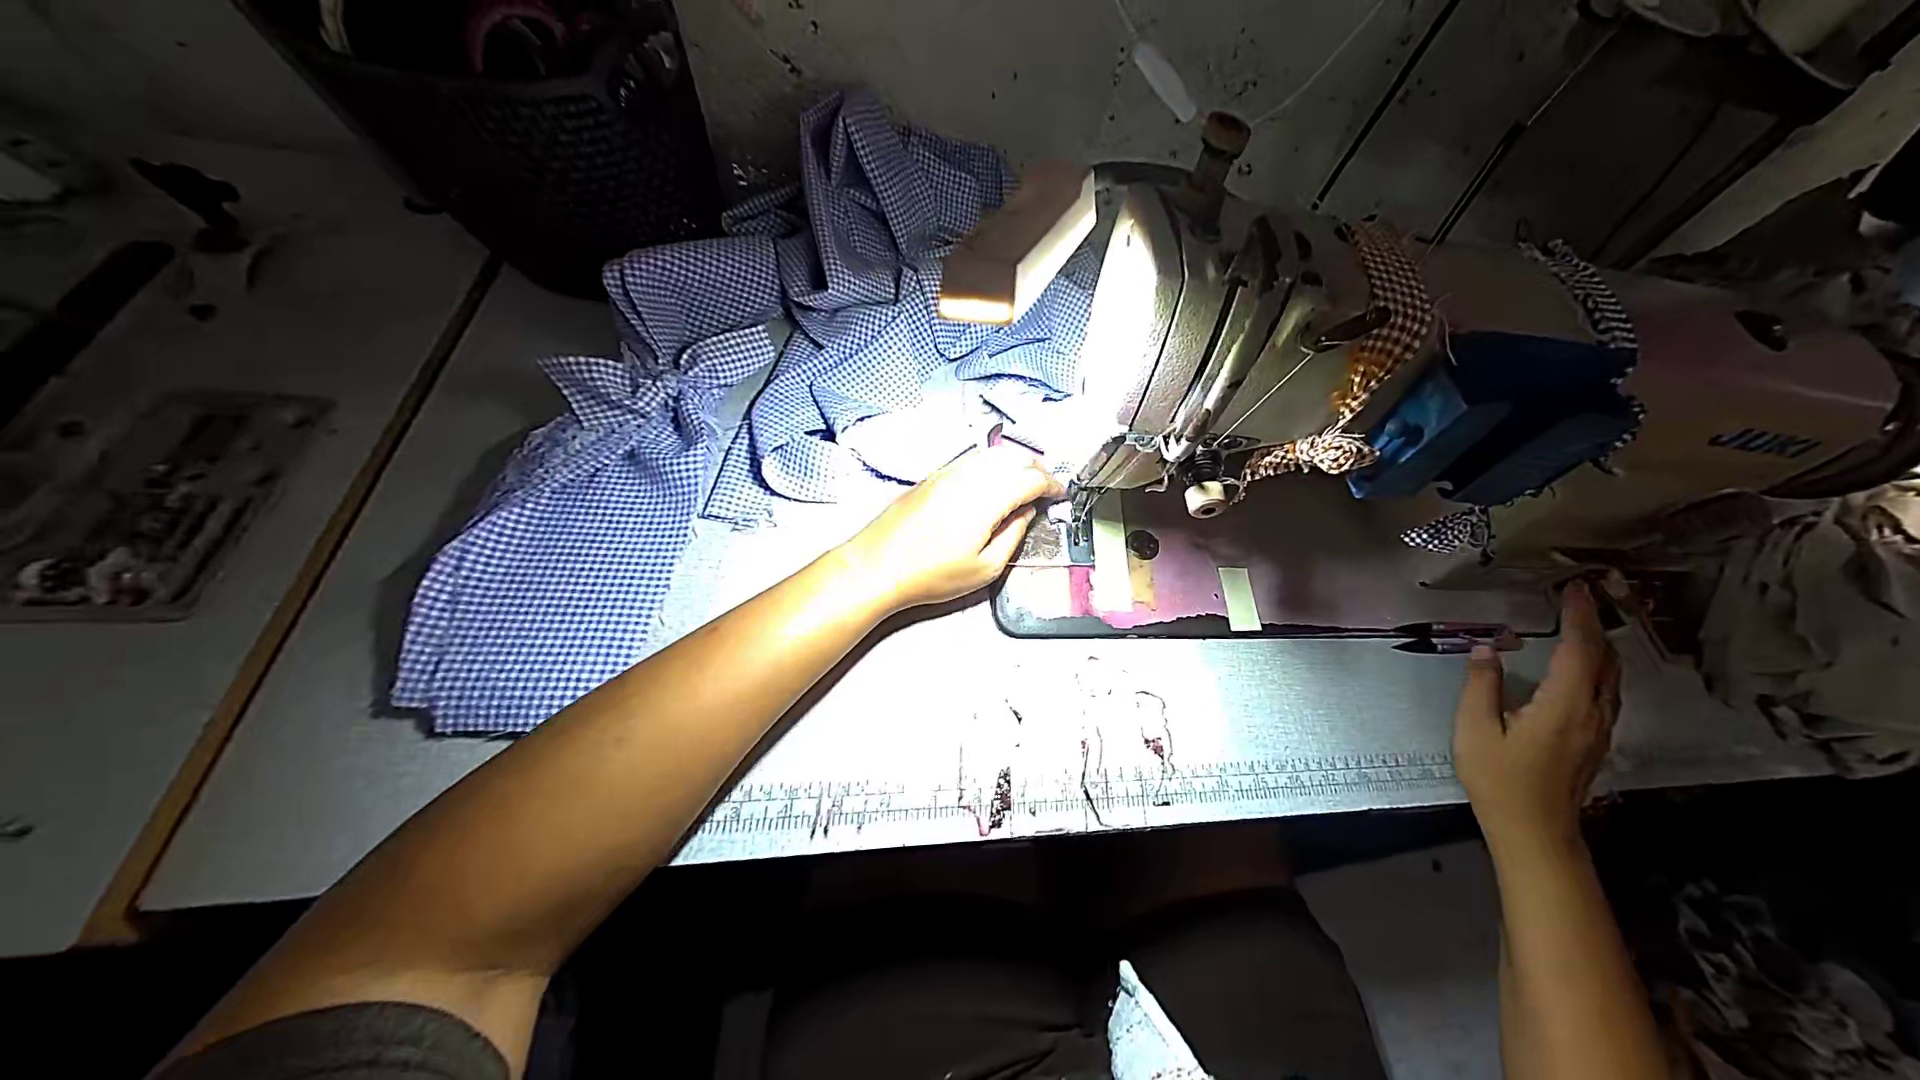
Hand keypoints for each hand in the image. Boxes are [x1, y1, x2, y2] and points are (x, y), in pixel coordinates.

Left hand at [835, 444, 1064, 614]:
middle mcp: (967, 476)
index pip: (1031, 478)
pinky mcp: (931, 477)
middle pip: (1014, 457)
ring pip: (992, 454)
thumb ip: (1013, 535)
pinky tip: (991, 483)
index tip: (1060, 495)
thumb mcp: (985, 567)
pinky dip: (991, 465)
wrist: (877, 566)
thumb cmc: (927, 573)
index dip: (1052, 485)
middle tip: (1046, 489)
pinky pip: (971, 459)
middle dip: (1037, 470)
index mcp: (986, 498)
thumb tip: (1026, 514)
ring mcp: (946, 472)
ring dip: (1014, 464)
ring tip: (1022, 485)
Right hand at [1452, 580, 1620, 855]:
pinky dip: (1597, 666)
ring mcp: (1599, 728)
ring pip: (1611, 676)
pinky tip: (1581, 664)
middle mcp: (1593, 713)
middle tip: (1580, 597)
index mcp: (1564, 706)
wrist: (1534, 830)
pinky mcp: (1595, 739)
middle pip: (1605, 660)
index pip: (1579, 651)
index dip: (1578, 618)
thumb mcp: (1474, 729)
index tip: (1575, 589)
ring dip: (1600, 645)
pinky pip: (1606, 691)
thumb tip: (1487, 649)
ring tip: (1582, 622)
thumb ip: (1482, 685)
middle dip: (1595, 625)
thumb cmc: (1499, 779)